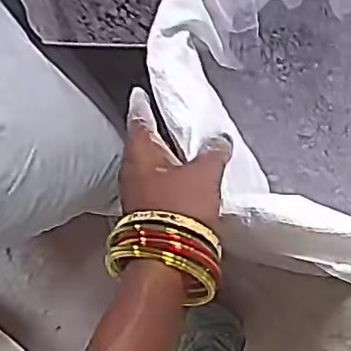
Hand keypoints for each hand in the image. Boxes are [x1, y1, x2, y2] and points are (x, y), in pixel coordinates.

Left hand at [120, 88, 230, 228]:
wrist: (170, 256)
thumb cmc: (182, 207)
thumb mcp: (205, 174)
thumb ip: (213, 153)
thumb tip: (219, 140)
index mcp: (140, 154)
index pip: (139, 120)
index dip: (143, 106)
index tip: (140, 95)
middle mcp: (131, 172)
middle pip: (143, 147)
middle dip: (157, 137)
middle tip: (169, 127)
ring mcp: (135, 196)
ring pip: (150, 170)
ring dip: (164, 164)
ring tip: (183, 157)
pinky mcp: (145, 216)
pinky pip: (156, 191)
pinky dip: (169, 184)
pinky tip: (183, 186)